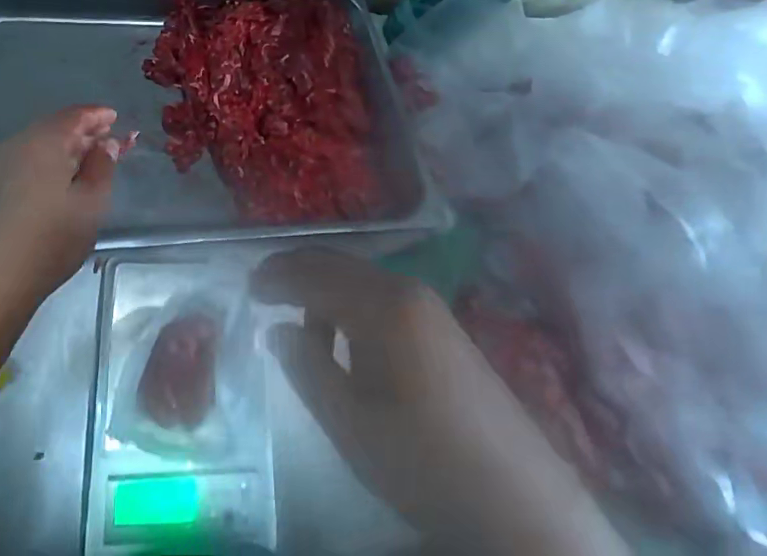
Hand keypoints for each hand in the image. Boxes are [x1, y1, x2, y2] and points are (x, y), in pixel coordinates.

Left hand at [0, 105, 123, 309]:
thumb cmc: (51, 238)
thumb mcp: (91, 203)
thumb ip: (102, 166)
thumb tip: (107, 143)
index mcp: (45, 141)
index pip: (75, 115)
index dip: (98, 115)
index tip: (117, 118)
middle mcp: (21, 144)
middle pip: (57, 126)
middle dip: (85, 130)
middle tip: (111, 139)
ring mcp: (4, 164)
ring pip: (43, 142)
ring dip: (69, 145)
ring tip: (93, 158)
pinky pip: (31, 158)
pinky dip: (53, 159)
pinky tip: (66, 176)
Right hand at [252, 249, 624, 555]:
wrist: (518, 501)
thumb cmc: (422, 459)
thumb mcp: (349, 421)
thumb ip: (306, 366)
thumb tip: (278, 329)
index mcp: (382, 305)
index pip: (315, 274)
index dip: (277, 277)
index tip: (248, 287)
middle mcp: (407, 290)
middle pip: (340, 264)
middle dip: (298, 271)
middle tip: (264, 288)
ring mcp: (432, 307)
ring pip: (363, 279)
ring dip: (325, 288)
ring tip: (299, 320)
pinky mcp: (446, 329)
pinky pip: (385, 297)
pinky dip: (353, 303)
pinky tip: (346, 337)